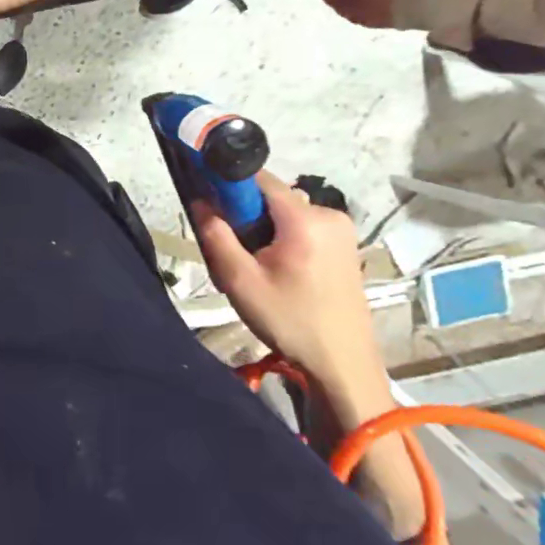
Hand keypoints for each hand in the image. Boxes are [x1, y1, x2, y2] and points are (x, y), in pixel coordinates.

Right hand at [192, 172, 379, 383]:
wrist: (344, 366)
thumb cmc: (291, 323)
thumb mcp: (242, 283)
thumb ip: (217, 237)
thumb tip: (199, 201)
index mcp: (306, 219)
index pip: (259, 179)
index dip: (230, 188)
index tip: (212, 209)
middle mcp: (329, 213)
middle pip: (272, 197)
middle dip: (247, 216)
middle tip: (233, 253)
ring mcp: (342, 229)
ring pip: (286, 213)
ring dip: (264, 230)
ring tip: (255, 268)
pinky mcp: (345, 244)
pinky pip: (303, 226)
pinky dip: (284, 239)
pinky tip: (278, 271)